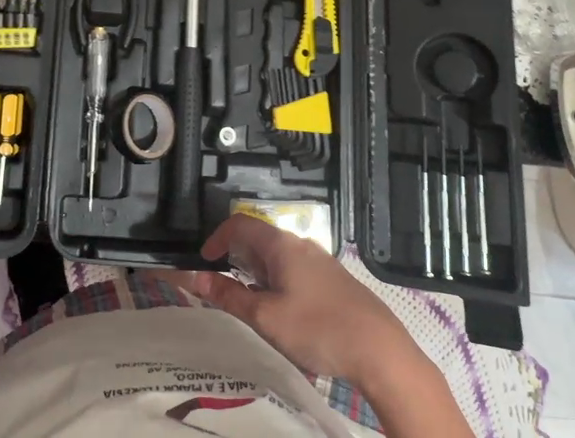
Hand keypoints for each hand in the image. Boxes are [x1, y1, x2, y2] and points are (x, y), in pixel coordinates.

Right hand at [160, 214, 431, 385]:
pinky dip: (276, 282)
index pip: (239, 224)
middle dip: (235, 258)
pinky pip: (294, 270)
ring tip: (250, 304)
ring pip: (277, 257)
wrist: (380, 350)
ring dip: (256, 273)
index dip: (217, 238)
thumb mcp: (265, 316)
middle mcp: (300, 244)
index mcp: (281, 244)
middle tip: (223, 288)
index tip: (204, 262)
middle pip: (258, 239)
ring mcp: (320, 261)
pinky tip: (282, 312)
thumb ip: (228, 295)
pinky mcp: (333, 280)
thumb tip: (193, 277)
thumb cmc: (317, 328)